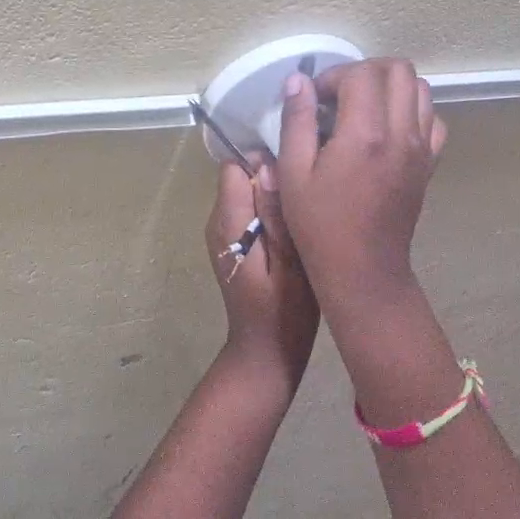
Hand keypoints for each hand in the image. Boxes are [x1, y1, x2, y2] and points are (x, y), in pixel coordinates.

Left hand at [205, 154, 319, 388]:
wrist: (265, 354)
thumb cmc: (284, 311)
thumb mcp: (289, 262)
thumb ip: (275, 213)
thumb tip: (266, 166)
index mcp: (229, 223)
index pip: (235, 167)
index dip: (265, 165)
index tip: (294, 176)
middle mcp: (217, 222)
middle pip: (239, 178)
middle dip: (268, 180)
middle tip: (302, 197)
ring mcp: (222, 234)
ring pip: (244, 194)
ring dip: (269, 198)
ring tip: (299, 213)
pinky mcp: (231, 245)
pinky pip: (246, 212)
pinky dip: (265, 214)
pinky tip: (289, 231)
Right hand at [274, 59, 447, 299]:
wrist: (364, 271)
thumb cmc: (320, 225)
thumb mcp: (293, 173)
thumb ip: (296, 121)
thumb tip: (298, 80)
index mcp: (365, 134)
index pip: (360, 74)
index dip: (333, 76)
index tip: (314, 100)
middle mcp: (401, 134)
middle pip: (399, 69)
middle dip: (365, 71)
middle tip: (340, 95)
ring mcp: (421, 149)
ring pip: (421, 89)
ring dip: (390, 87)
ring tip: (362, 108)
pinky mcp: (429, 164)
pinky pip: (432, 120)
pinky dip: (412, 111)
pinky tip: (386, 129)